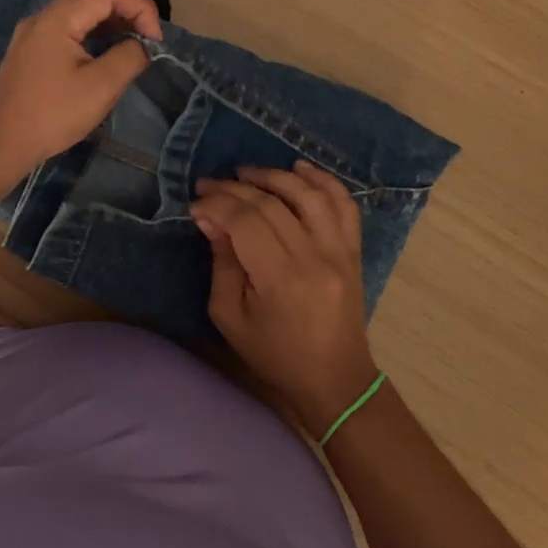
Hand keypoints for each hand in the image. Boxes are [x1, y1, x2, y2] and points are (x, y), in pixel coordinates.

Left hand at [0, 0, 162, 178]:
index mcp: (56, 19)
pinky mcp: (25, 53)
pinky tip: (100, 54)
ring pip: (75, 13)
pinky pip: (61, 31)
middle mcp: (39, 19)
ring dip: (106, 22)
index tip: (155, 39)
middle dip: (124, 10)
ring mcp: (28, 36)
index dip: (139, 7)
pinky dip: (87, 34)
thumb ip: (129, 56)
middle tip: (145, 38)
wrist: (2, 144)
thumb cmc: (53, 115)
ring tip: (129, 44)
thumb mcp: (101, 86)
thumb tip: (140, 44)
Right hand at [190, 162, 378, 438]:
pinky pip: (343, 205)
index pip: (245, 221)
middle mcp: (314, 257)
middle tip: (207, 186)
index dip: (216, 205)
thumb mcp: (229, 315)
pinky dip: (322, 181)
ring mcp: (339, 251)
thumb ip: (222, 263)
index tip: (194, 205)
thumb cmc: (273, 353)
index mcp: (280, 278)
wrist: (334, 378)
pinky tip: (298, 169)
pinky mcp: (352, 252)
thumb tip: (210, 220)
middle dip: (233, 189)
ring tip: (245, 173)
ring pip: (308, 195)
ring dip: (274, 176)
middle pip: (271, 204)